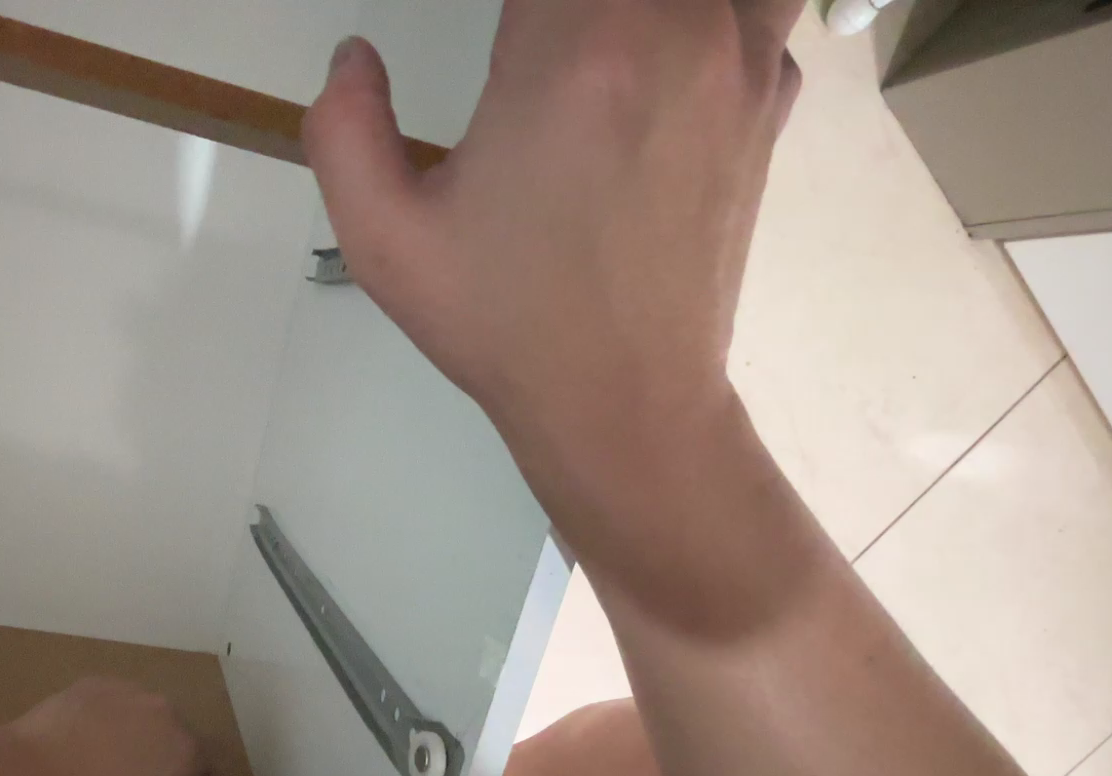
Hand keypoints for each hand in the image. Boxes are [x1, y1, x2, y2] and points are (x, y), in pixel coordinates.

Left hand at [9, 677, 211, 775]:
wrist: (38, 771)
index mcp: (188, 749)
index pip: (205, 763)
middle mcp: (169, 711)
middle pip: (176, 731)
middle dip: (162, 748)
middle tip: (130, 771)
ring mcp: (133, 690)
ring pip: (144, 711)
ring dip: (135, 727)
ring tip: (101, 751)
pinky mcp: (100, 680)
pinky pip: (113, 698)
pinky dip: (105, 713)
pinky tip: (80, 733)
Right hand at [303, 1, 802, 551]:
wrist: (619, 399)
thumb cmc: (499, 323)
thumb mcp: (384, 242)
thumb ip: (344, 134)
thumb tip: (353, 58)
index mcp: (577, 46)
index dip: (508, 12)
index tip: (493, 50)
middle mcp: (680, 24)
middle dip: (555, 10)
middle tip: (524, 52)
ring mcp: (743, 58)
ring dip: (632, 4)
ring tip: (591, 48)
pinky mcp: (767, 104)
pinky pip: (756, 1)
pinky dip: (701, 13)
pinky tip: (653, 62)